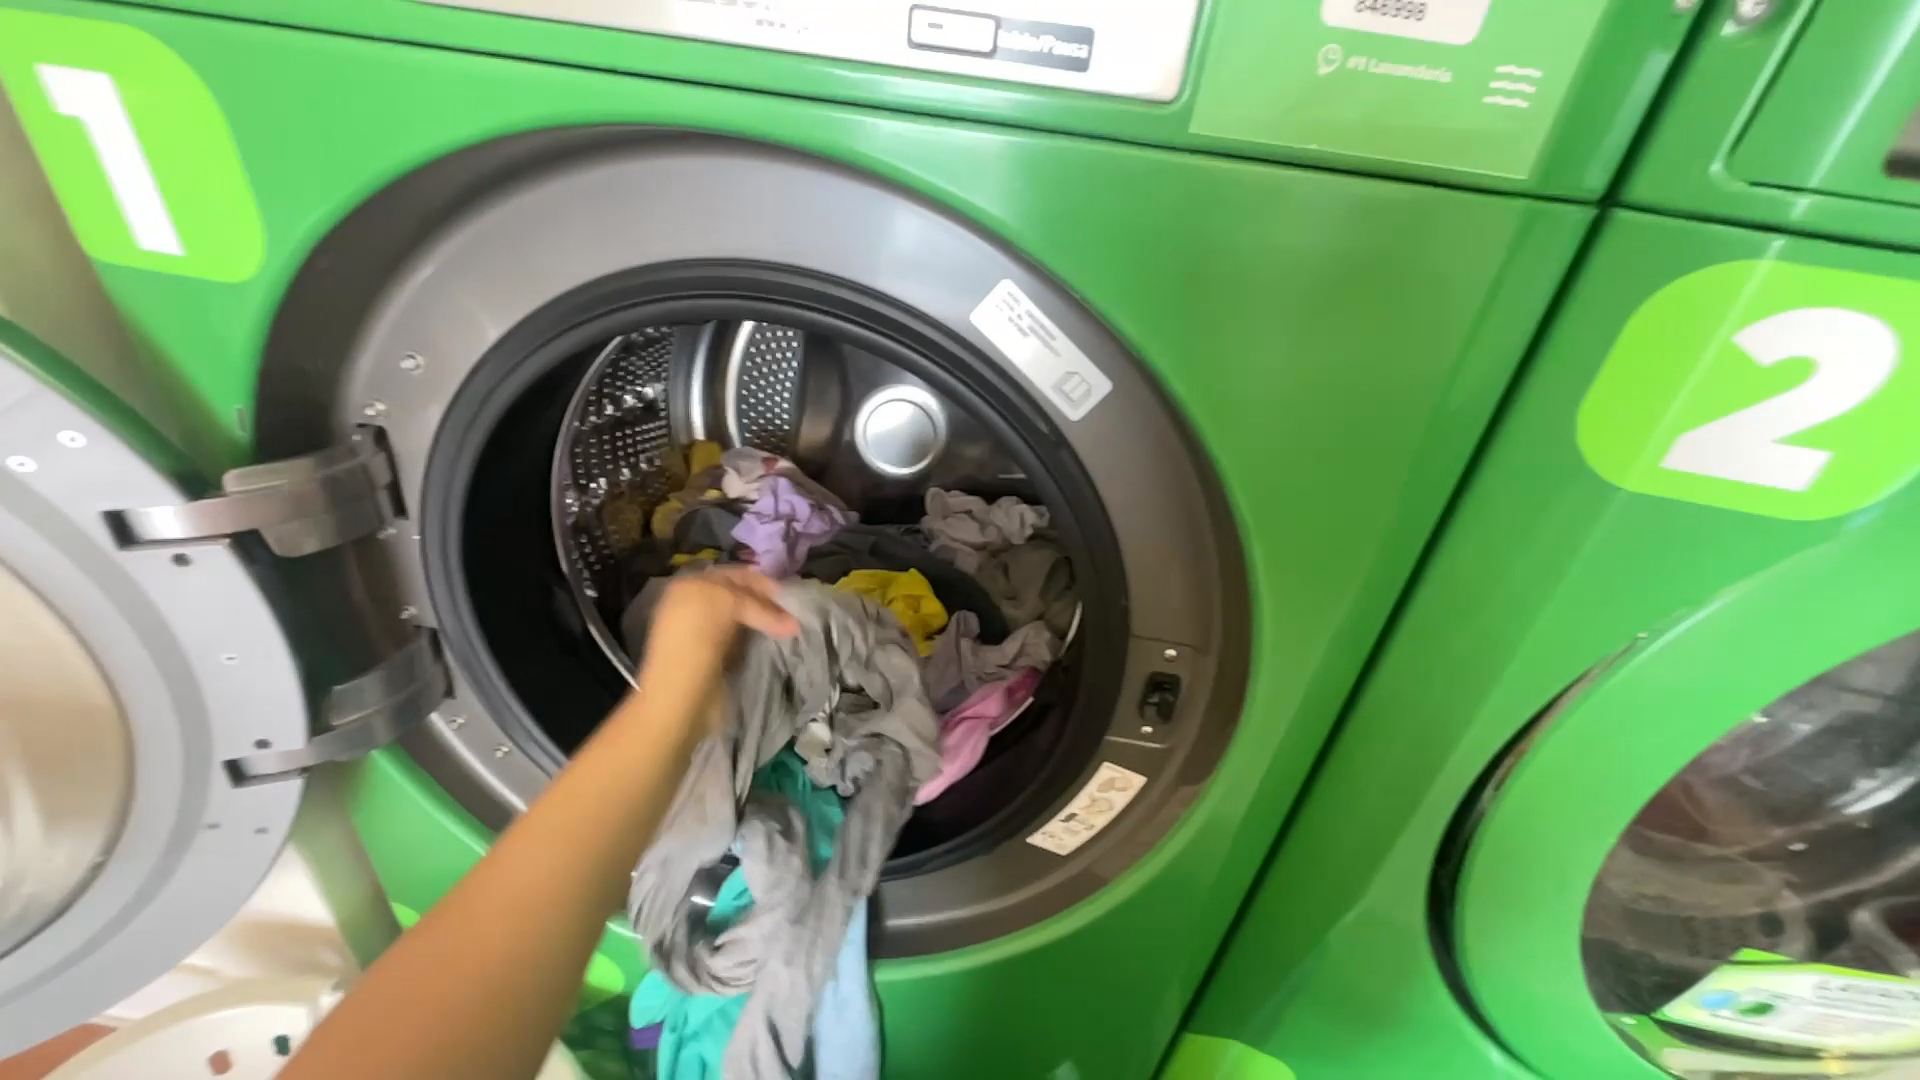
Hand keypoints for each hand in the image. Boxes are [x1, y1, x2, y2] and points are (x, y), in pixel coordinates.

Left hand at [630, 567, 798, 722]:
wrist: (680, 693)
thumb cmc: (698, 637)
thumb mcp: (727, 602)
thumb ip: (756, 603)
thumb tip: (788, 621)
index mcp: (690, 586)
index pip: (733, 575)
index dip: (761, 581)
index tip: (787, 593)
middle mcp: (693, 606)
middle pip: (739, 596)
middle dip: (765, 602)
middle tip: (792, 612)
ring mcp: (701, 634)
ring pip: (741, 620)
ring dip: (763, 622)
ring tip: (789, 629)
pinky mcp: (711, 659)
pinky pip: (741, 642)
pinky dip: (757, 641)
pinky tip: (773, 643)